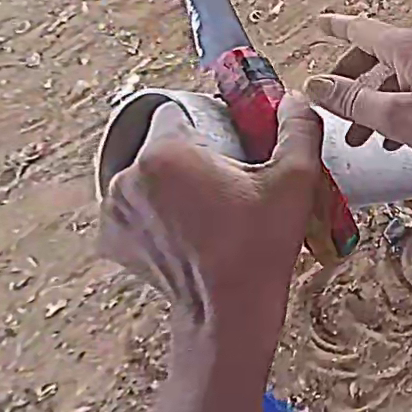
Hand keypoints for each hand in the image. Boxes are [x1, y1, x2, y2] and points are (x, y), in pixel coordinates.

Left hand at [99, 94, 324, 332]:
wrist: (229, 312)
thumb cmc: (260, 245)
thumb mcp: (296, 178)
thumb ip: (298, 128)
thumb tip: (294, 99)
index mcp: (165, 154)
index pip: (180, 110)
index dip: (212, 122)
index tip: (237, 146)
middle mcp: (127, 178)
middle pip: (166, 143)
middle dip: (198, 153)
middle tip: (234, 180)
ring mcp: (114, 211)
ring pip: (152, 173)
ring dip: (178, 180)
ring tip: (216, 207)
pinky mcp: (113, 239)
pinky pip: (140, 204)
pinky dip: (163, 209)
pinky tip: (196, 227)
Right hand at [302, 13, 411, 166]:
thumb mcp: (396, 115)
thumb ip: (353, 101)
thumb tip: (317, 85)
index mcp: (408, 47)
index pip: (361, 30)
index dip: (336, 27)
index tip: (319, 24)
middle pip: (375, 56)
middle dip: (349, 80)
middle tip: (330, 102)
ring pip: (395, 79)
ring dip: (372, 104)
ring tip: (357, 137)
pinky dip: (397, 110)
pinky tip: (392, 139)